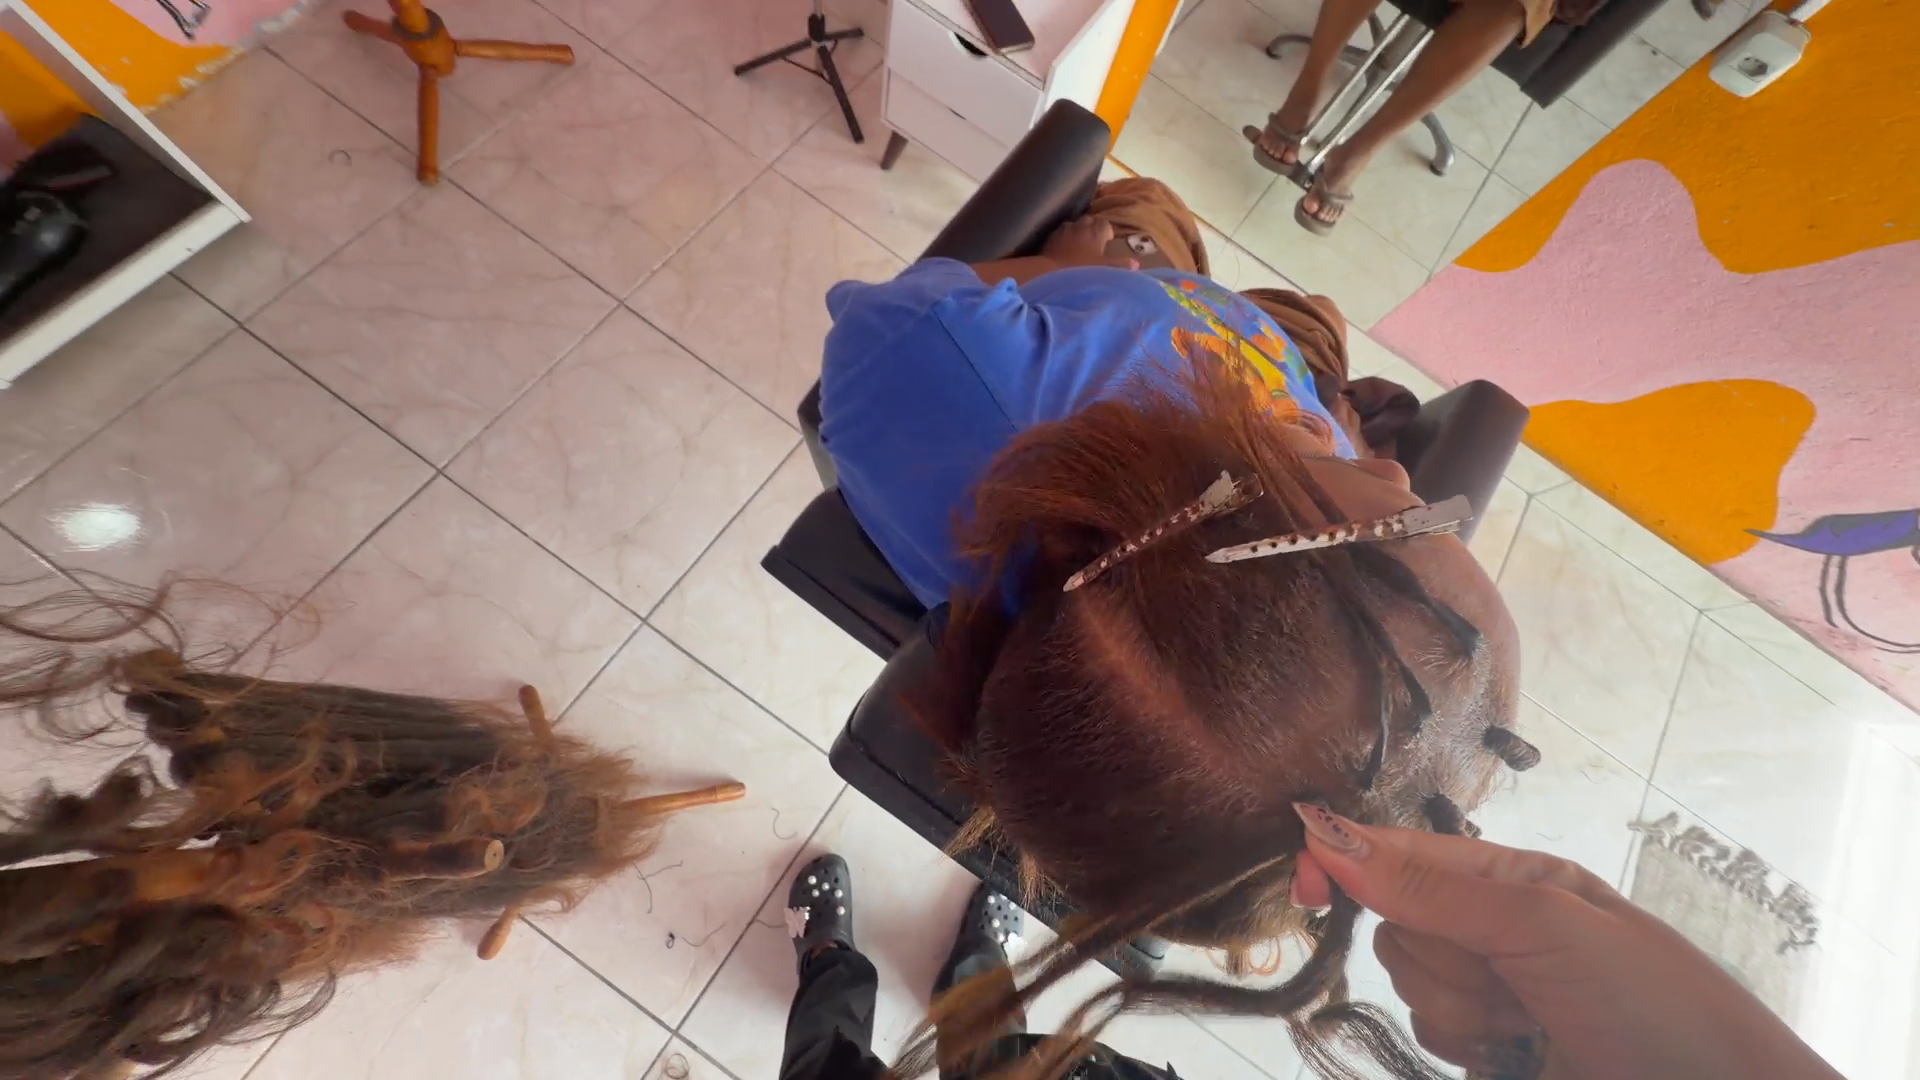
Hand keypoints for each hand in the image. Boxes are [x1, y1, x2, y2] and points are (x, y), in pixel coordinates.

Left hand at [1040, 216, 1136, 269]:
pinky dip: (1063, 238)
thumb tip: (1135, 264)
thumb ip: (1120, 266)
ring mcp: (1064, 230)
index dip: (1106, 233)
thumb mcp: (1104, 271)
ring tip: (1077, 245)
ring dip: (1077, 232)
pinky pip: (1060, 233)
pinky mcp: (1050, 237)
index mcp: (1096, 231)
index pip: (1105, 224)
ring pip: (1074, 225)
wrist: (1050, 274)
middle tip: (1093, 244)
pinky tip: (1062, 249)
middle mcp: (1081, 225)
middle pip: (1090, 221)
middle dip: (1092, 229)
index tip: (1106, 243)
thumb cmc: (1081, 272)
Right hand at [1289, 804, 1842, 1079]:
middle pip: (1393, 919)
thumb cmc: (1651, 1007)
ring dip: (1459, 1005)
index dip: (1341, 858)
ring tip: (1530, 1023)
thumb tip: (1319, 830)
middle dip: (1440, 955)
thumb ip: (1425, 884)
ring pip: (1405, 977)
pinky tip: (1519, 1053)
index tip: (1305, 888)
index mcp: (1503, 875)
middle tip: (1506, 979)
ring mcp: (1484, 988)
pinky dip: (1464, 1043)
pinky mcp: (1482, 1046)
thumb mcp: (1540, 924)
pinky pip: (1426, 1029)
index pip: (1394, 850)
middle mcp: (1485, 924)